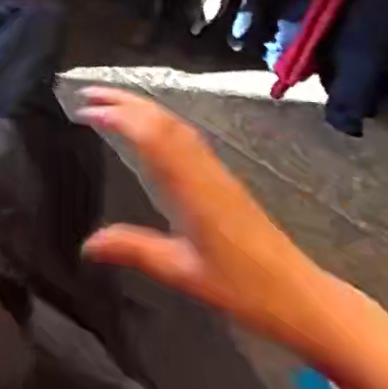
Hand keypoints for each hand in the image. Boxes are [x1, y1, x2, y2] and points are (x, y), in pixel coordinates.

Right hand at [72, 86, 337, 352]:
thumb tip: (87, 244)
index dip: (117, 116)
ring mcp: (215, 170)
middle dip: (123, 99)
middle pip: (161, 120)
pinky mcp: (222, 177)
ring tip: (108, 100)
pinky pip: (185, 135)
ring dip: (140, 105)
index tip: (85, 110)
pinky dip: (158, 120)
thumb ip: (133, 250)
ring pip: (174, 123)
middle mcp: (202, 169)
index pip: (150, 136)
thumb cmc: (244, 288)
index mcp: (191, 187)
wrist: (302, 297)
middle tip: (86, 91)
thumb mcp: (182, 273)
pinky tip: (147, 127)